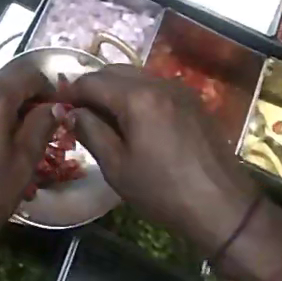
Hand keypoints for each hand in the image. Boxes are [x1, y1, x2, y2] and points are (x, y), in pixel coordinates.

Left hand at [0, 60, 56, 258]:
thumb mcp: (20, 166)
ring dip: (1, 108)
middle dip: (24, 99)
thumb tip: (55, 106)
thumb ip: (40, 127)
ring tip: (9, 145)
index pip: (30, 71)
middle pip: (4, 79)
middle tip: (38, 133)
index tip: (59, 113)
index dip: (49, 88)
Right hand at [64, 65, 260, 253]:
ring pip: (135, 76)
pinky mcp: (192, 101)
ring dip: (114, 89)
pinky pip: (155, 86)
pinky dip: (136, 94)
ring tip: (102, 115)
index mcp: (137, 97)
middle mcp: (157, 83)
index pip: (92, 81)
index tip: (58, 105)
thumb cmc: (163, 191)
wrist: (223, 208)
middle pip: (114, 72)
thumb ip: (90, 131)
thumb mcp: (117, 166)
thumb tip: (69, 112)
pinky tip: (132, 118)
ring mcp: (178, 90)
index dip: (71, 91)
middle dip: (92, 86)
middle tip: (78, 111)